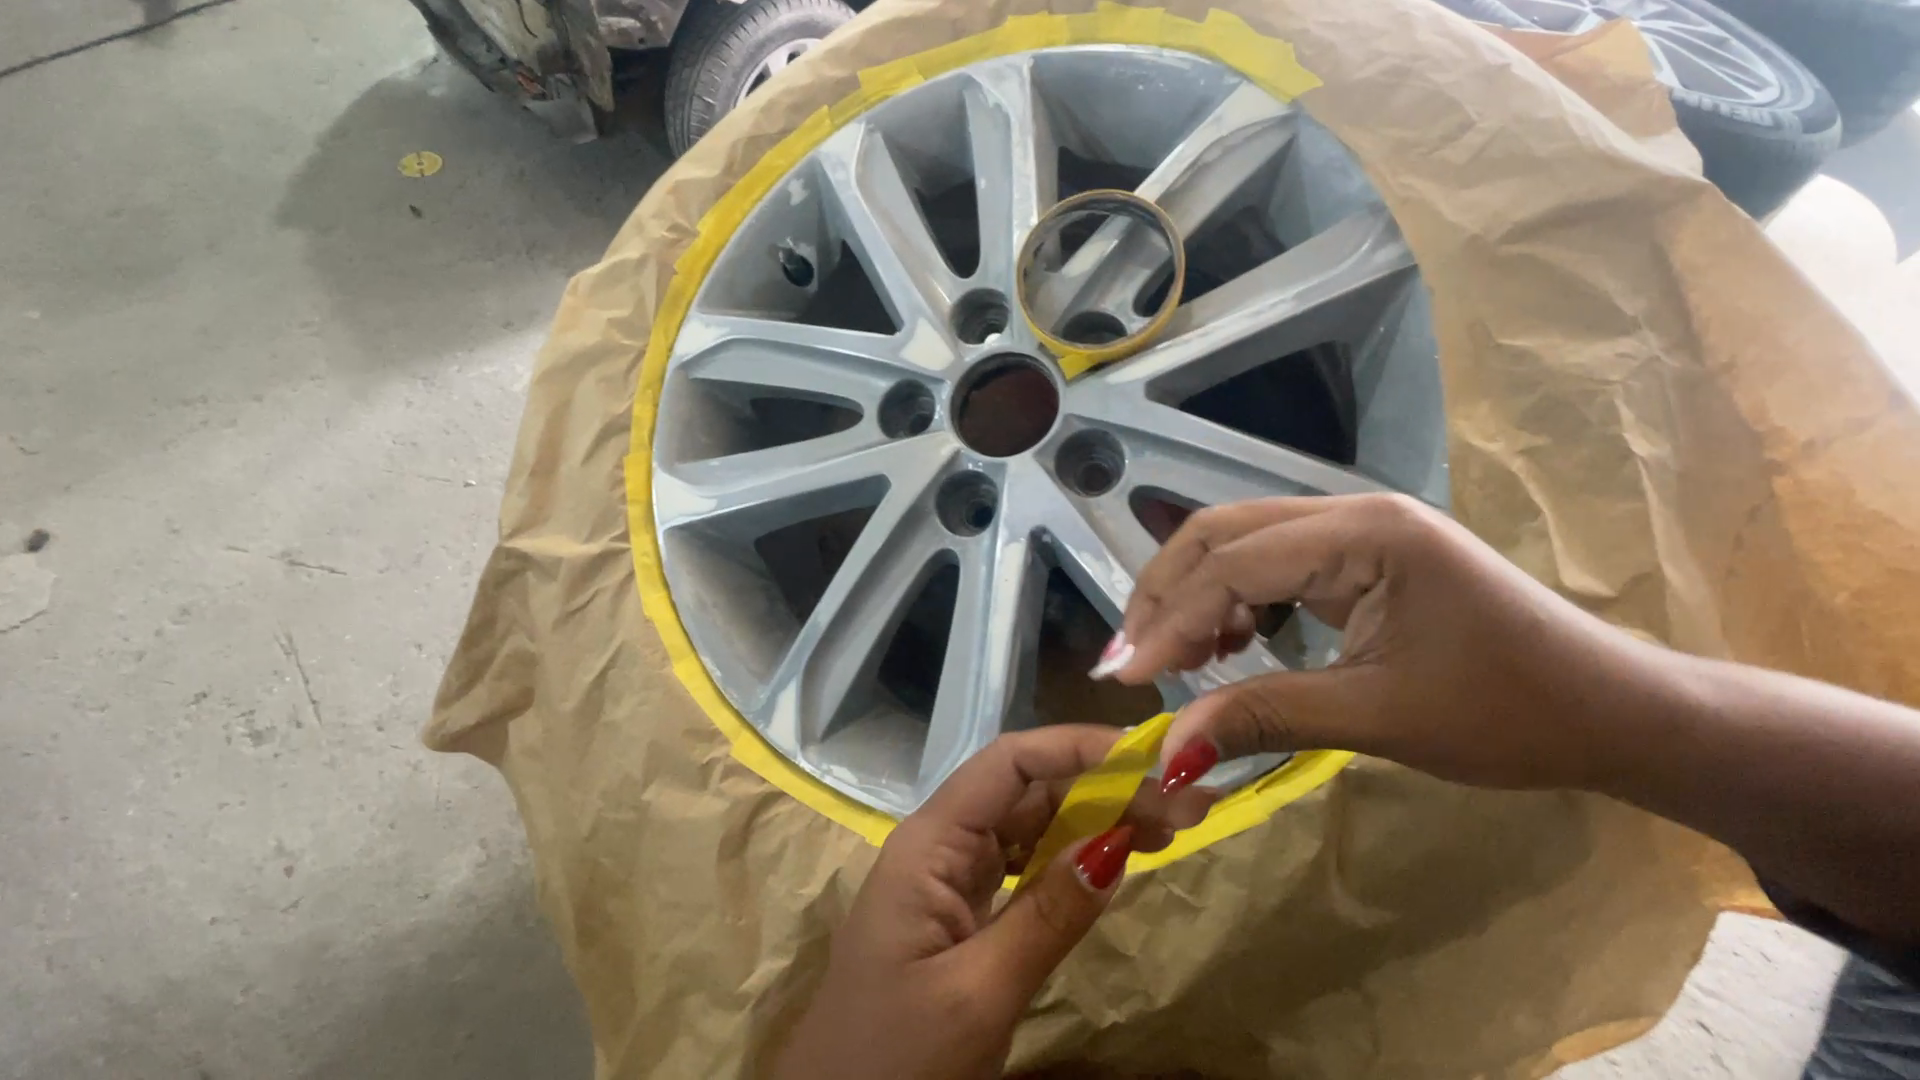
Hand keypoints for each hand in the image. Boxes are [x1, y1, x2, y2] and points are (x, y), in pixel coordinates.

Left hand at [772, 726, 1212, 1079]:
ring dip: (1097, 818)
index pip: (1009, 762)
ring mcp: (950, 879)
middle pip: (1028, 789)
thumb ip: (1048, 915)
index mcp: (930, 843)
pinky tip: (1117, 860)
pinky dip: (1074, 860)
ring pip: (1032, 825)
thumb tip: (1118, 841)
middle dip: (1105, 785)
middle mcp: (940, 844)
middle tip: (1187, 804)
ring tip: (1169, 827)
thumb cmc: (895, 1059)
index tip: (1154, 760)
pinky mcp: (963, 913)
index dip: (1080, 748)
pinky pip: (1026, 867)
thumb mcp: (978, 993)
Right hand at [1099, 494, 1664, 791]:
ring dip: (1195, 598)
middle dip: (1166, 595)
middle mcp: (1351, 511)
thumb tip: (1166, 750)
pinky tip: (1226, 645)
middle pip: (1222, 534)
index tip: (1123, 676)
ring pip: (1239, 545)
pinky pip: (1270, 566)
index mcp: (1364, 533)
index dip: (1169, 618)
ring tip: (1177, 661)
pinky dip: (1233, 603)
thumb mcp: (1376, 716)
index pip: (1233, 563)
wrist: (1617, 713)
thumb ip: (1262, 716)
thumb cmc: (1512, 713)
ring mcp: (1356, 530)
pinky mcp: (1360, 557)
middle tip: (1130, 659)